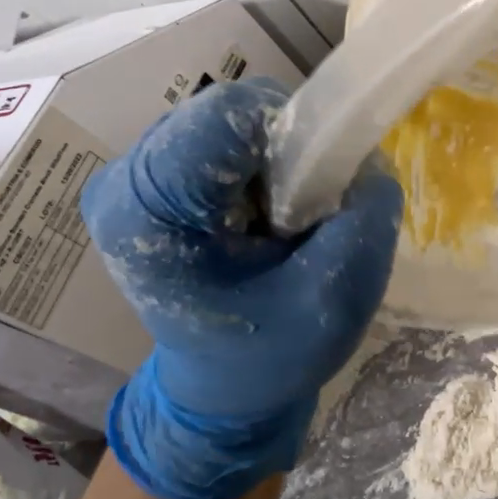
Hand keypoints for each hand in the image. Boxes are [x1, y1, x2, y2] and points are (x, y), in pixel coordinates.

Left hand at [81, 77, 402, 498]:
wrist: (224, 388)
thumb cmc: (270, 354)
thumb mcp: (335, 297)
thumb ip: (364, 219)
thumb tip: (369, 160)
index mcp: (150, 210)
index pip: (232, 114)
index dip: (297, 136)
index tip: (326, 188)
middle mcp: (128, 179)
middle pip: (234, 110)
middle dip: (292, 149)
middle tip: (312, 209)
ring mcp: (139, 174)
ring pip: (238, 117)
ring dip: (283, 157)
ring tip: (292, 216)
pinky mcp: (159, 176)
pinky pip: (232, 135)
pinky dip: (270, 163)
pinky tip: (272, 212)